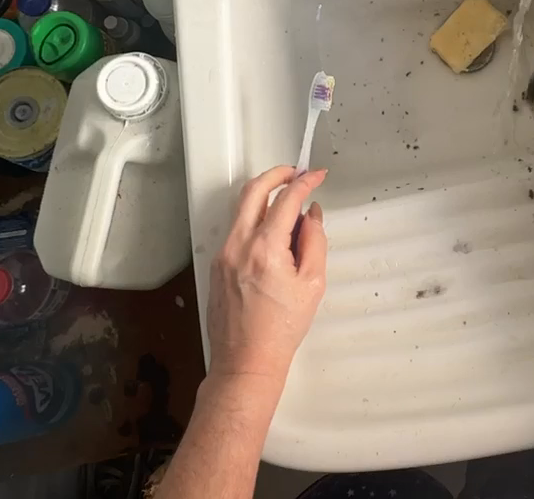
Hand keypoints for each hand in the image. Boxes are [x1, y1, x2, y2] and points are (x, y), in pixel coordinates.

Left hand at [206, 165, 327, 381]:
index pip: (286, 199)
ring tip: (288, 202)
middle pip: (254, 189)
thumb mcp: (312, 284)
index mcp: (264, 249)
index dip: (305, 182)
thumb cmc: (280, 330)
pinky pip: (237, 228)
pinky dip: (256, 218)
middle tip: (296, 172)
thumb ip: (315, 241)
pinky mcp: (217, 263)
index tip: (316, 176)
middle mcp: (238, 245)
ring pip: (242, 206)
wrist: (246, 362)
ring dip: (265, 195)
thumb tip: (311, 215)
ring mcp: (224, 253)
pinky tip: (274, 232)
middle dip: (277, 174)